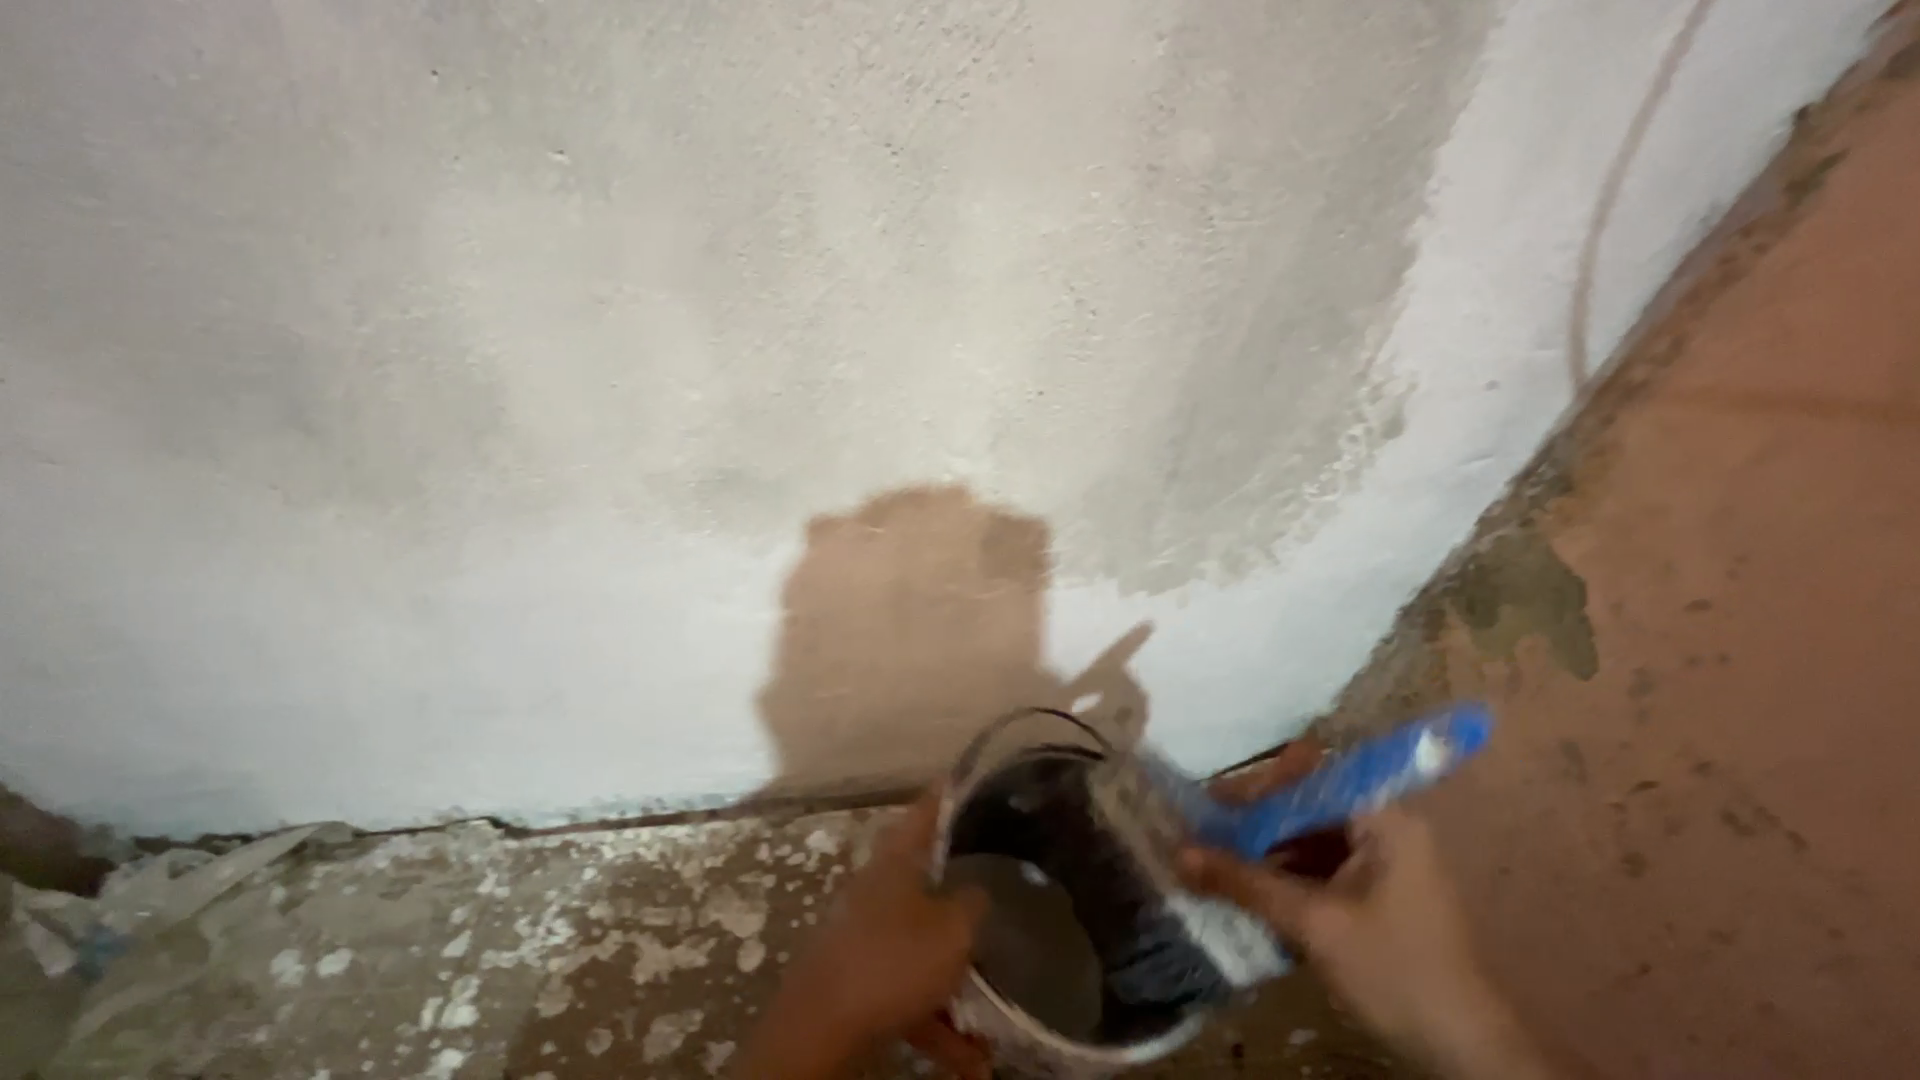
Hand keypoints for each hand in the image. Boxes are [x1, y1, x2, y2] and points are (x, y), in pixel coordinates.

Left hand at [735, 789, 990, 1079]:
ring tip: (988, 1025)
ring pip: (920, 945)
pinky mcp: (856, 976)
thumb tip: (977, 891)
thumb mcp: (952, 930)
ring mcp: (863, 932)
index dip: (949, 791)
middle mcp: (876, 887)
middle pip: (925, 877)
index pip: (927, 809)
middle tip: (996, 893)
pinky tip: (966, 1059)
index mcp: (896, 860)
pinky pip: (907, 990)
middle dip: (961, 894)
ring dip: (954, 981)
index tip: (968, 774)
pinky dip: (934, 1018)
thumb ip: (972, 903)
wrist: (821, 1026)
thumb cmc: (892, 961)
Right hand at [1187, 744, 1581, 1079]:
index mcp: (1383, 819)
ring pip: (1311, 837)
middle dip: (1255, 818)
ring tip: (1216, 860)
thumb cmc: (1394, 971)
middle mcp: (1386, 828)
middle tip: (1204, 831)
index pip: (1309, 776)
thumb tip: (1179, 853)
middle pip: (1307, 805)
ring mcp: (1385, 862)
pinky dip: (1286, 874)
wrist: (1465, 1050)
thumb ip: (1245, 882)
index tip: (1210, 801)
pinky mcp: (1378, 893)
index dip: (1257, 785)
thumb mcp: (1313, 924)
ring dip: (1266, 848)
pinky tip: (1250, 890)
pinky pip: (1321, 866)